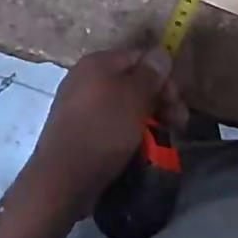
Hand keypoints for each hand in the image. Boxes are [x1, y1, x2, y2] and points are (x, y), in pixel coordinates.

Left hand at [18, 46, 181, 216]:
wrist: (60, 182)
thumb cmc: (103, 130)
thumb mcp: (135, 96)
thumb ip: (152, 72)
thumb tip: (161, 54)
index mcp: (98, 62)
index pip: (141, 56)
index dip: (163, 75)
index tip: (177, 100)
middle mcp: (85, 79)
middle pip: (133, 81)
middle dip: (159, 99)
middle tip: (177, 121)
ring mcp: (78, 107)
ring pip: (123, 105)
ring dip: (148, 117)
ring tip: (164, 138)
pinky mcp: (76, 133)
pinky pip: (109, 123)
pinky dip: (128, 131)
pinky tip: (139, 146)